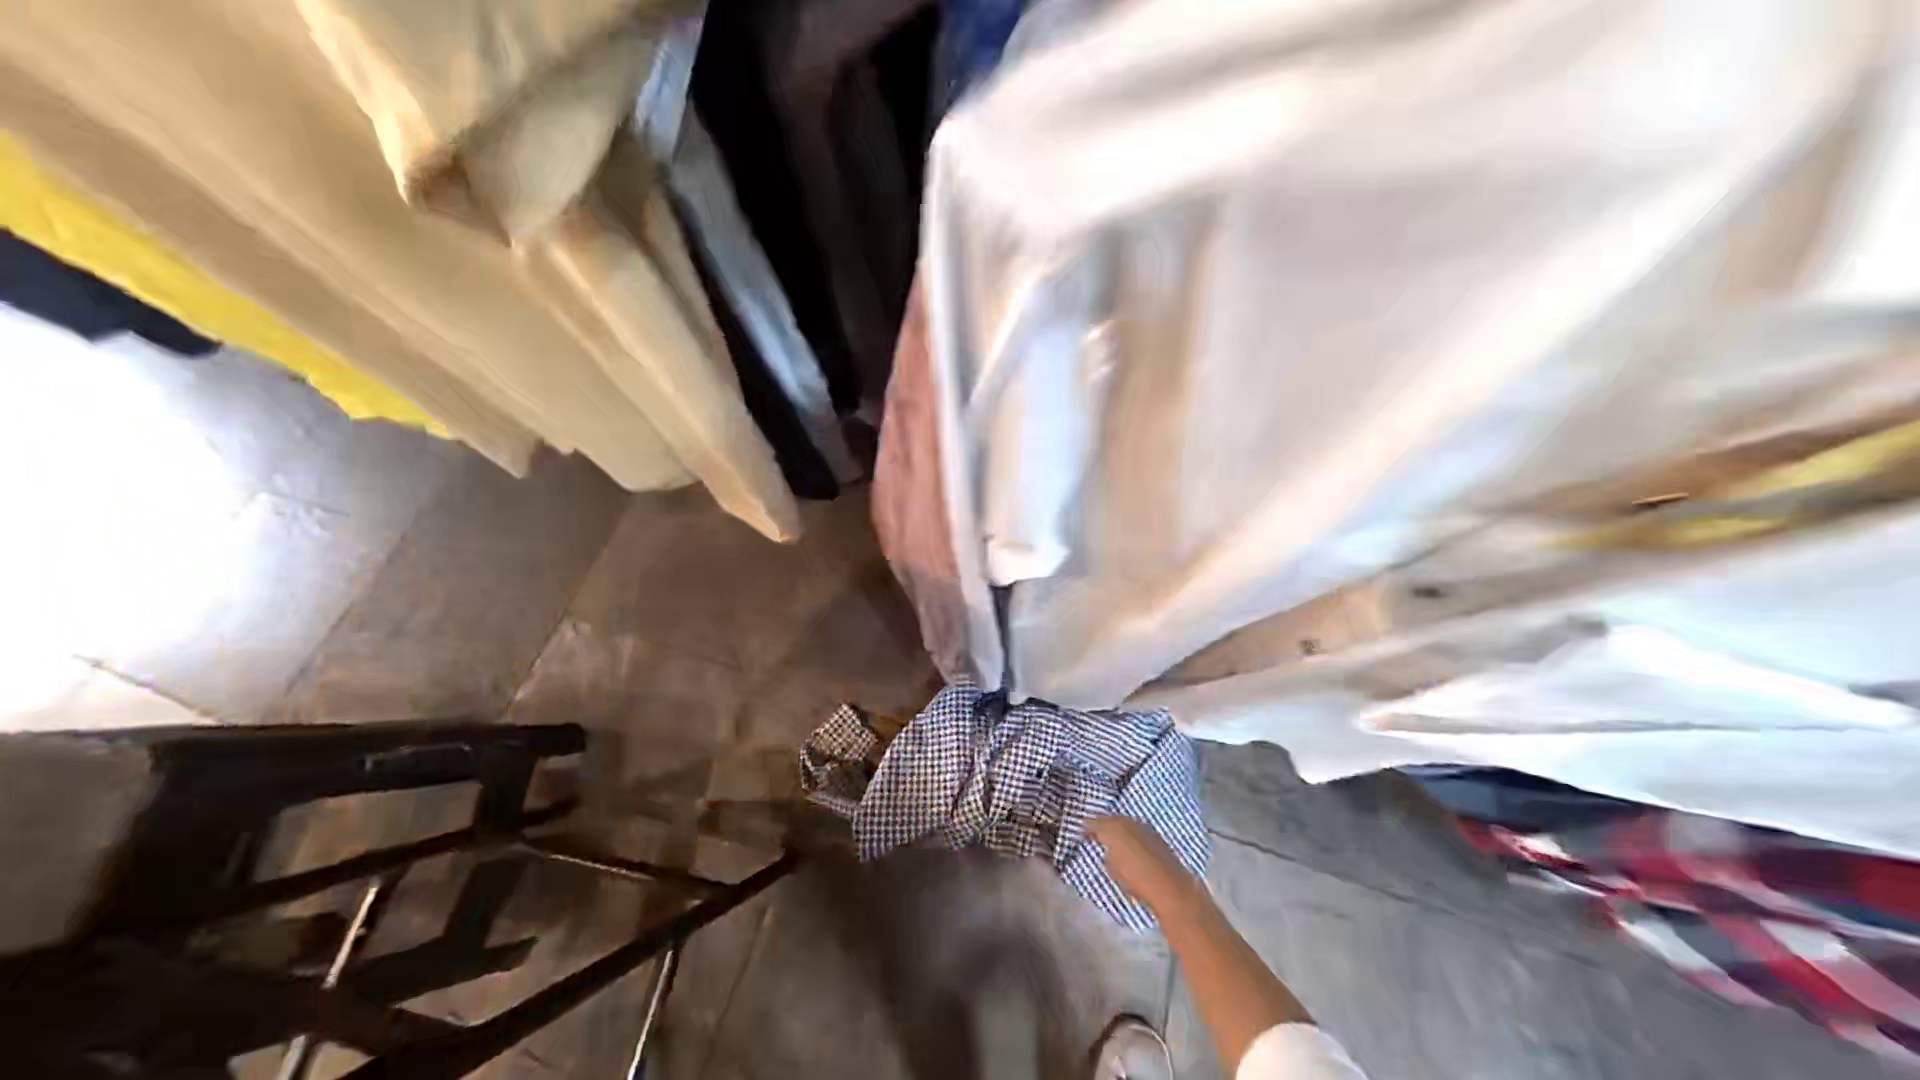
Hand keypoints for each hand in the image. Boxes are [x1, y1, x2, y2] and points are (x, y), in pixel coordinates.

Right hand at [1089, 815, 1196, 909]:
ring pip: (1126, 824)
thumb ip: (1106, 854)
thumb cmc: (1134, 879)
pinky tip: (1131, 848)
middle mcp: (1128, 821)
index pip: (1093, 822)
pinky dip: (1132, 837)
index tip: (1081, 834)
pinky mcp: (1158, 836)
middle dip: (1104, 827)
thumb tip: (1108, 850)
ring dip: (1119, 831)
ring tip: (1113, 843)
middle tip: (1096, 836)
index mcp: (1112, 827)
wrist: (1170, 886)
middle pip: (1111, 820)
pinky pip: (1138, 832)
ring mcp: (1144, 827)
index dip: (1086, 828)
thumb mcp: (1111, 868)